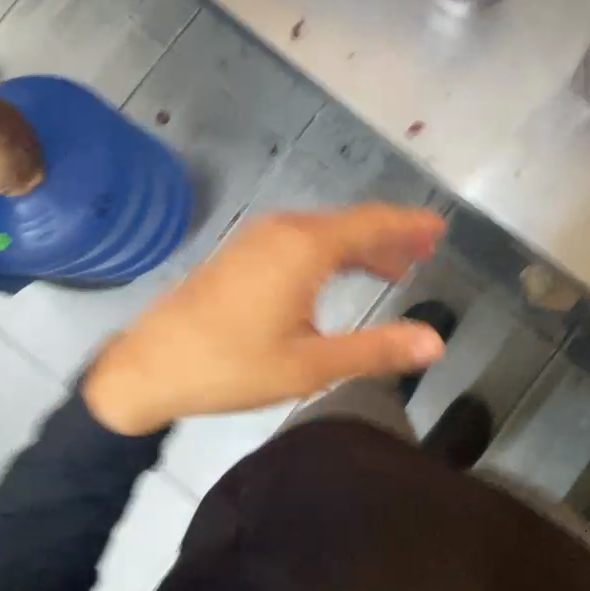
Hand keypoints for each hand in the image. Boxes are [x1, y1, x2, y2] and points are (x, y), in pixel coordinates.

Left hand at [82, 206, 449, 435]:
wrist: (149, 366)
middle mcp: (284, 230)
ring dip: (362, 248)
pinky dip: (331, 254)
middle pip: (350, 225)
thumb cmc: (231, 366)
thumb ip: (376, 350)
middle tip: (426, 251)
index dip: (409, 225)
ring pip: (325, 234)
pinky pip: (301, 243)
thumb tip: (434, 342)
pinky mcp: (242, 254)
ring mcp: (259, 239)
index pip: (372, 223)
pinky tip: (340, 277)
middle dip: (390, 238)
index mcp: (305, 247)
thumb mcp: (311, 365)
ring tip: (396, 268)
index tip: (440, 228)